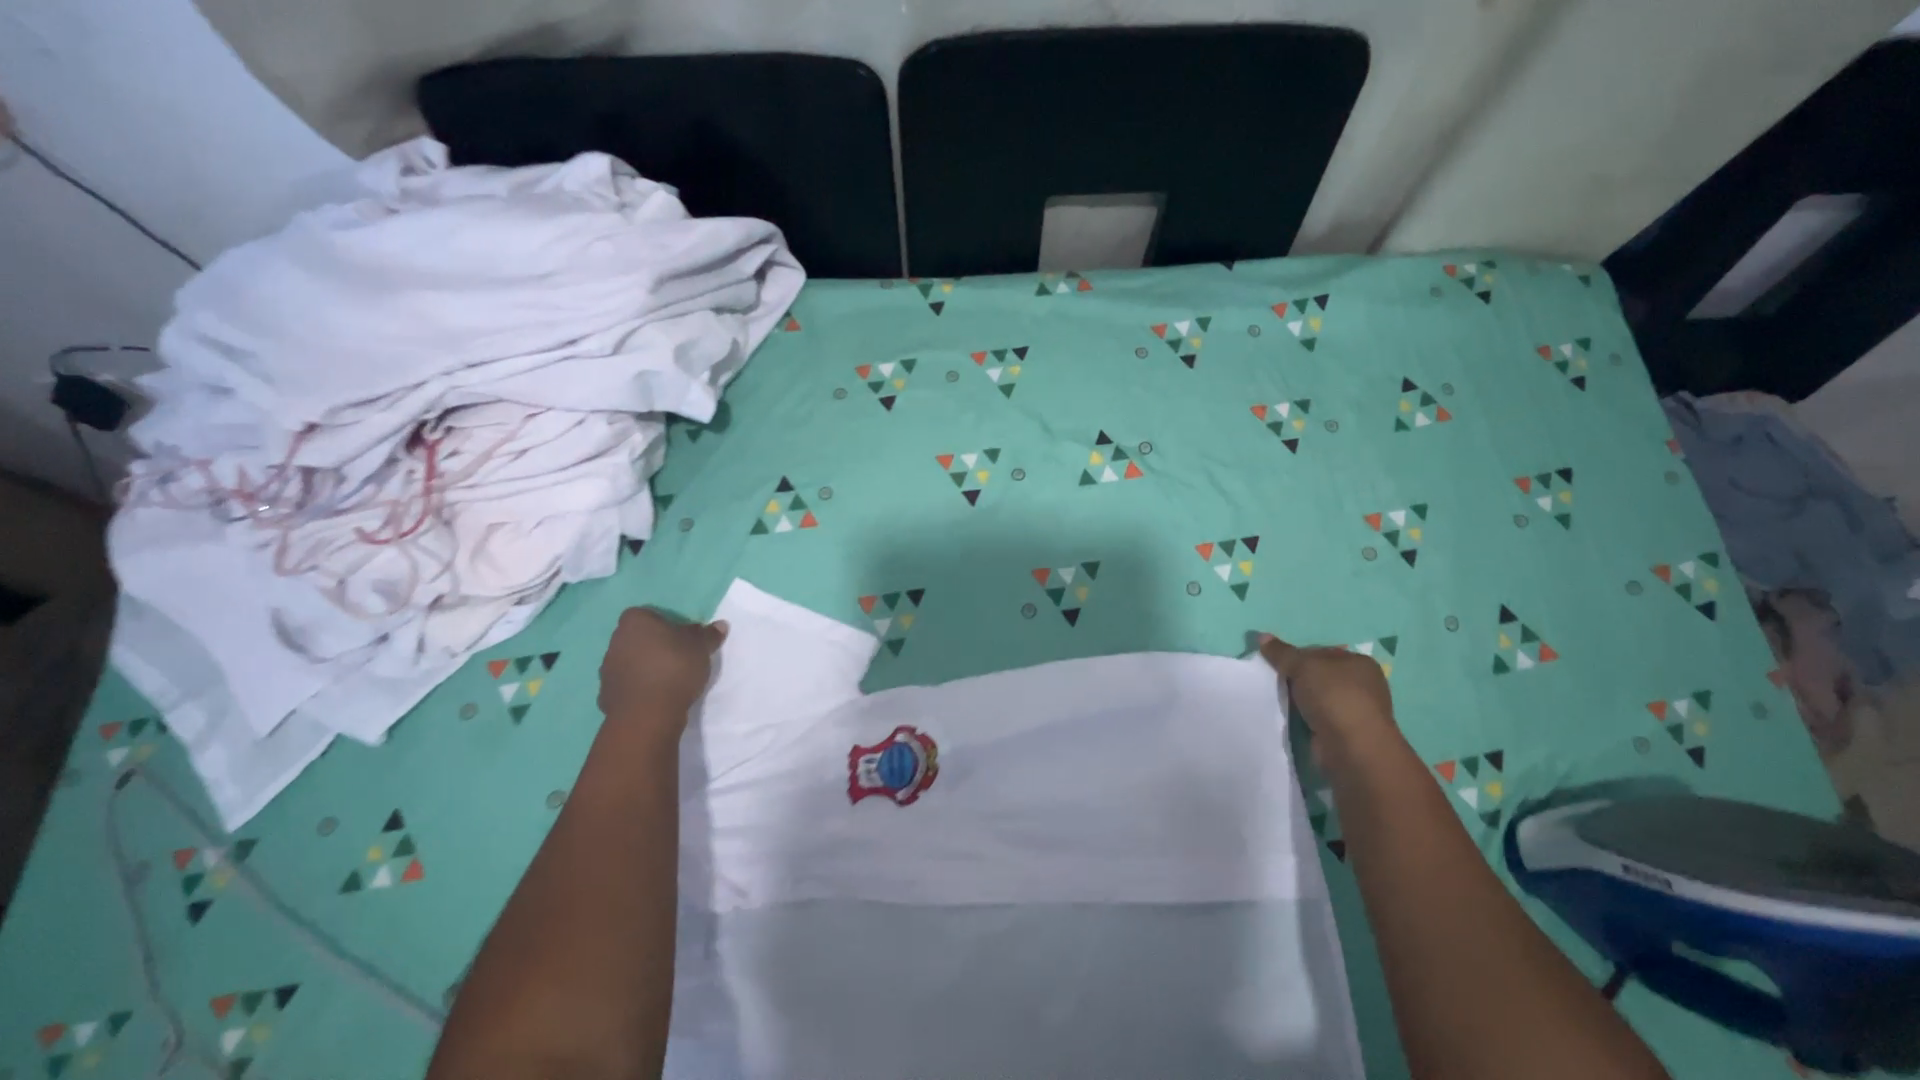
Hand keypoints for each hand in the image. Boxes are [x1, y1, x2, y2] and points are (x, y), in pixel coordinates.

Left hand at [597, 608, 727, 726]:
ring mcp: (607, 668)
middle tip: (679, 658)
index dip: (668, 626)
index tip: (683, 640)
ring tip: (669, 681)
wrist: (647, 714)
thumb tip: (719, 625)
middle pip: (640, 638)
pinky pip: (627, 684)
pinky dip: (639, 688)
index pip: (651, 615)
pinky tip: (656, 697)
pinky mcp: (607, 694)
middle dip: (656, 646)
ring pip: (631, 661)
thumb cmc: (674, 668)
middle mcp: (616, 640)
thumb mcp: (700, 648)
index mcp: (635, 621)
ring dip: (646, 667)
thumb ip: (708, 635)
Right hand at [1257, 633, 1406, 776]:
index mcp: (1360, 663)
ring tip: (1277, 701)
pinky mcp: (1345, 733)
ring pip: (1317, 699)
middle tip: (1273, 683)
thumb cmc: (1334, 696)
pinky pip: (1317, 720)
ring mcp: (1355, 711)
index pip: (1321, 652)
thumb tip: (1261, 636)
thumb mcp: (1303, 666)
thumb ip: (1282, 653)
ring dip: (1300, 702)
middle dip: (1297, 680)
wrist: (1351, 747)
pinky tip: (1289, 720)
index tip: (1276, 665)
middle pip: (1319, 676)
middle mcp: (1362, 685)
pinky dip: (1304, 720)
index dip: (1298, 656)